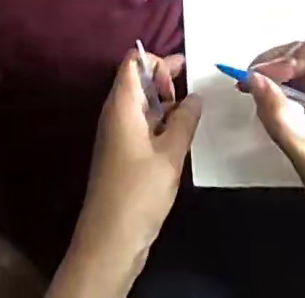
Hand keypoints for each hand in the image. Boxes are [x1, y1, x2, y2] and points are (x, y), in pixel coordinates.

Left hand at [49, 50, 200, 297]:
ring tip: (192, 106)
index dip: (156, 59)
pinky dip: (161, 120)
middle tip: (192, 80)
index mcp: (122, 105)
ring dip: (165, 100)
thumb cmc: (138, 192)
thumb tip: (195, 96)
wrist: (109, 245)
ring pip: (142, 102)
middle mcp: (116, 114)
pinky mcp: (123, 154)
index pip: (133, 62)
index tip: (180, 73)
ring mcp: (118, 135)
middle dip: (164, 75)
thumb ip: (185, 119)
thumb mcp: (170, 153)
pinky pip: (142, 123)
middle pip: (138, 79)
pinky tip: (181, 131)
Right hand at [245, 38, 304, 297]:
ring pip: (301, 75)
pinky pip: (300, 94)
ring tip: (248, 86)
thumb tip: (254, 80)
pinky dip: (280, 92)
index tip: (259, 75)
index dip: (286, 57)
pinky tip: (264, 100)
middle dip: (275, 62)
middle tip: (246, 79)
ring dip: (275, 75)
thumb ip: (279, 119)